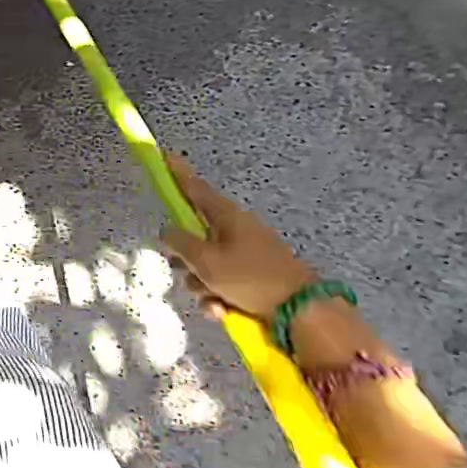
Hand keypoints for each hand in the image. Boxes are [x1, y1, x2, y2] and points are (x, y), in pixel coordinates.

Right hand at [159, 153, 315, 321]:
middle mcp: (235, 229)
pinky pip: (222, 282)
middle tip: (182, 269)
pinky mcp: (253, 276)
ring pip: (205, 262)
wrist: (302, 312)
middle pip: (194, 234)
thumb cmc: (250, 277)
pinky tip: (224, 311)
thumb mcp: (204, 259)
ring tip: (211, 300)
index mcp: (226, 215)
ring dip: (201, 282)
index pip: (194, 187)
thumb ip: (178, 242)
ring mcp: (246, 252)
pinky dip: (218, 296)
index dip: (176, 173)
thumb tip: (167, 231)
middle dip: (185, 257)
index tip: (164, 155)